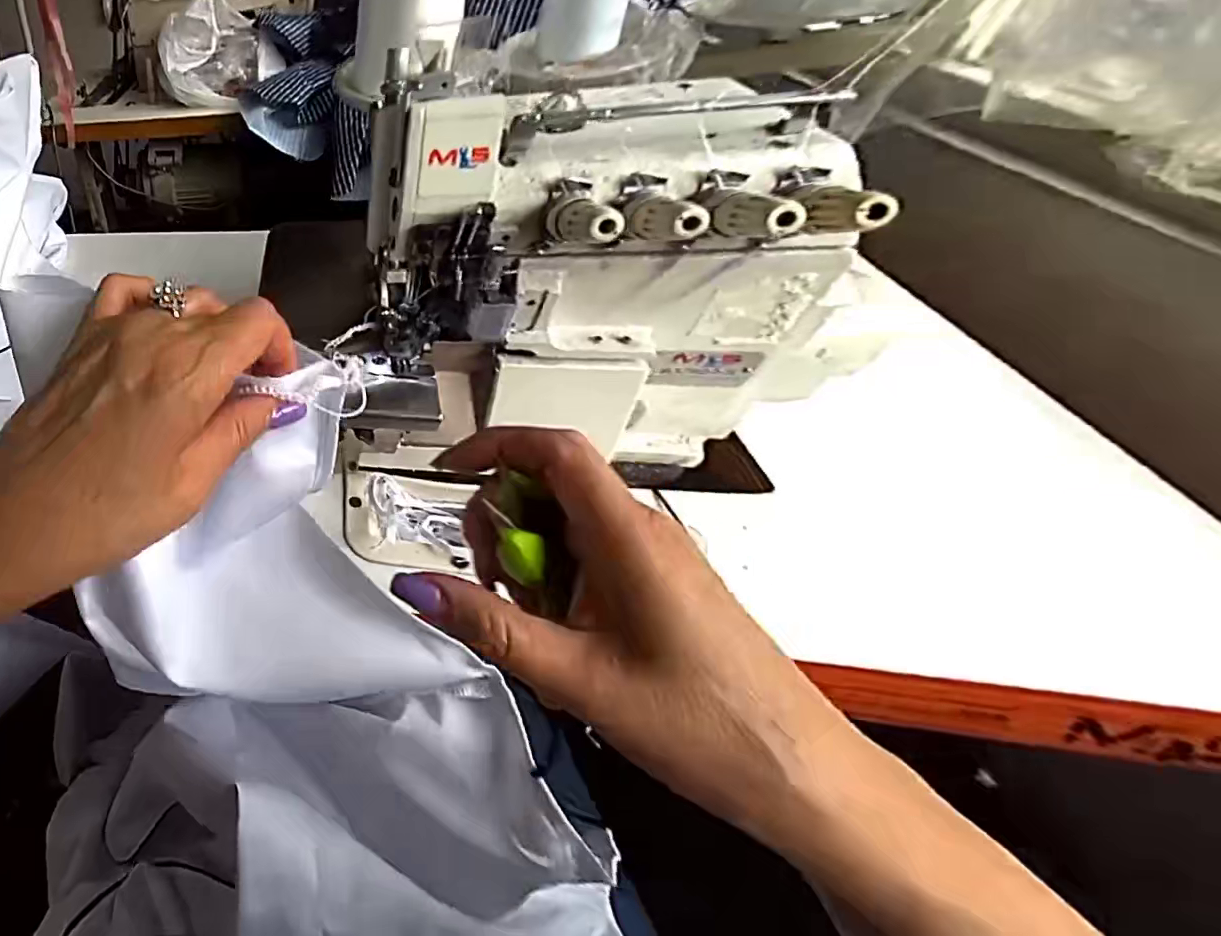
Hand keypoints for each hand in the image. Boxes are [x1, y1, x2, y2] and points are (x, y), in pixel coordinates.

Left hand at [0, 274, 298, 681]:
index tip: (274, 382)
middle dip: (247, 345)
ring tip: (200, 375)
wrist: (16, 518)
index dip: (279, 346)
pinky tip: (156, 335)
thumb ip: (238, 429)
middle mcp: (155, 335)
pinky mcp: (83, 338)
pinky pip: (128, 292)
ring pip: (183, 300)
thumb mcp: (191, 485)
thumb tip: (270, 398)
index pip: (258, 319)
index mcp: (190, 372)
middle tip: (241, 392)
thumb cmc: (108, 514)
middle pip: (225, 309)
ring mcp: (113, 330)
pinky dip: (154, 302)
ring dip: (207, 330)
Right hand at [389, 426, 867, 851]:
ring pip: (559, 523)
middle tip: (498, 589)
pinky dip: (554, 582)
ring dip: (527, 565)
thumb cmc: (715, 726)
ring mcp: (648, 554)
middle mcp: (641, 531)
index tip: (450, 468)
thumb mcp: (575, 676)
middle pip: (543, 485)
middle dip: (501, 527)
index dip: (493, 445)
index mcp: (627, 535)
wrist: (798, 774)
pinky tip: (564, 636)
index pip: (552, 448)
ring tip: (540, 629)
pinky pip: (582, 553)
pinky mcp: (651, 578)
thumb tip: (423, 588)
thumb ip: (487, 625)